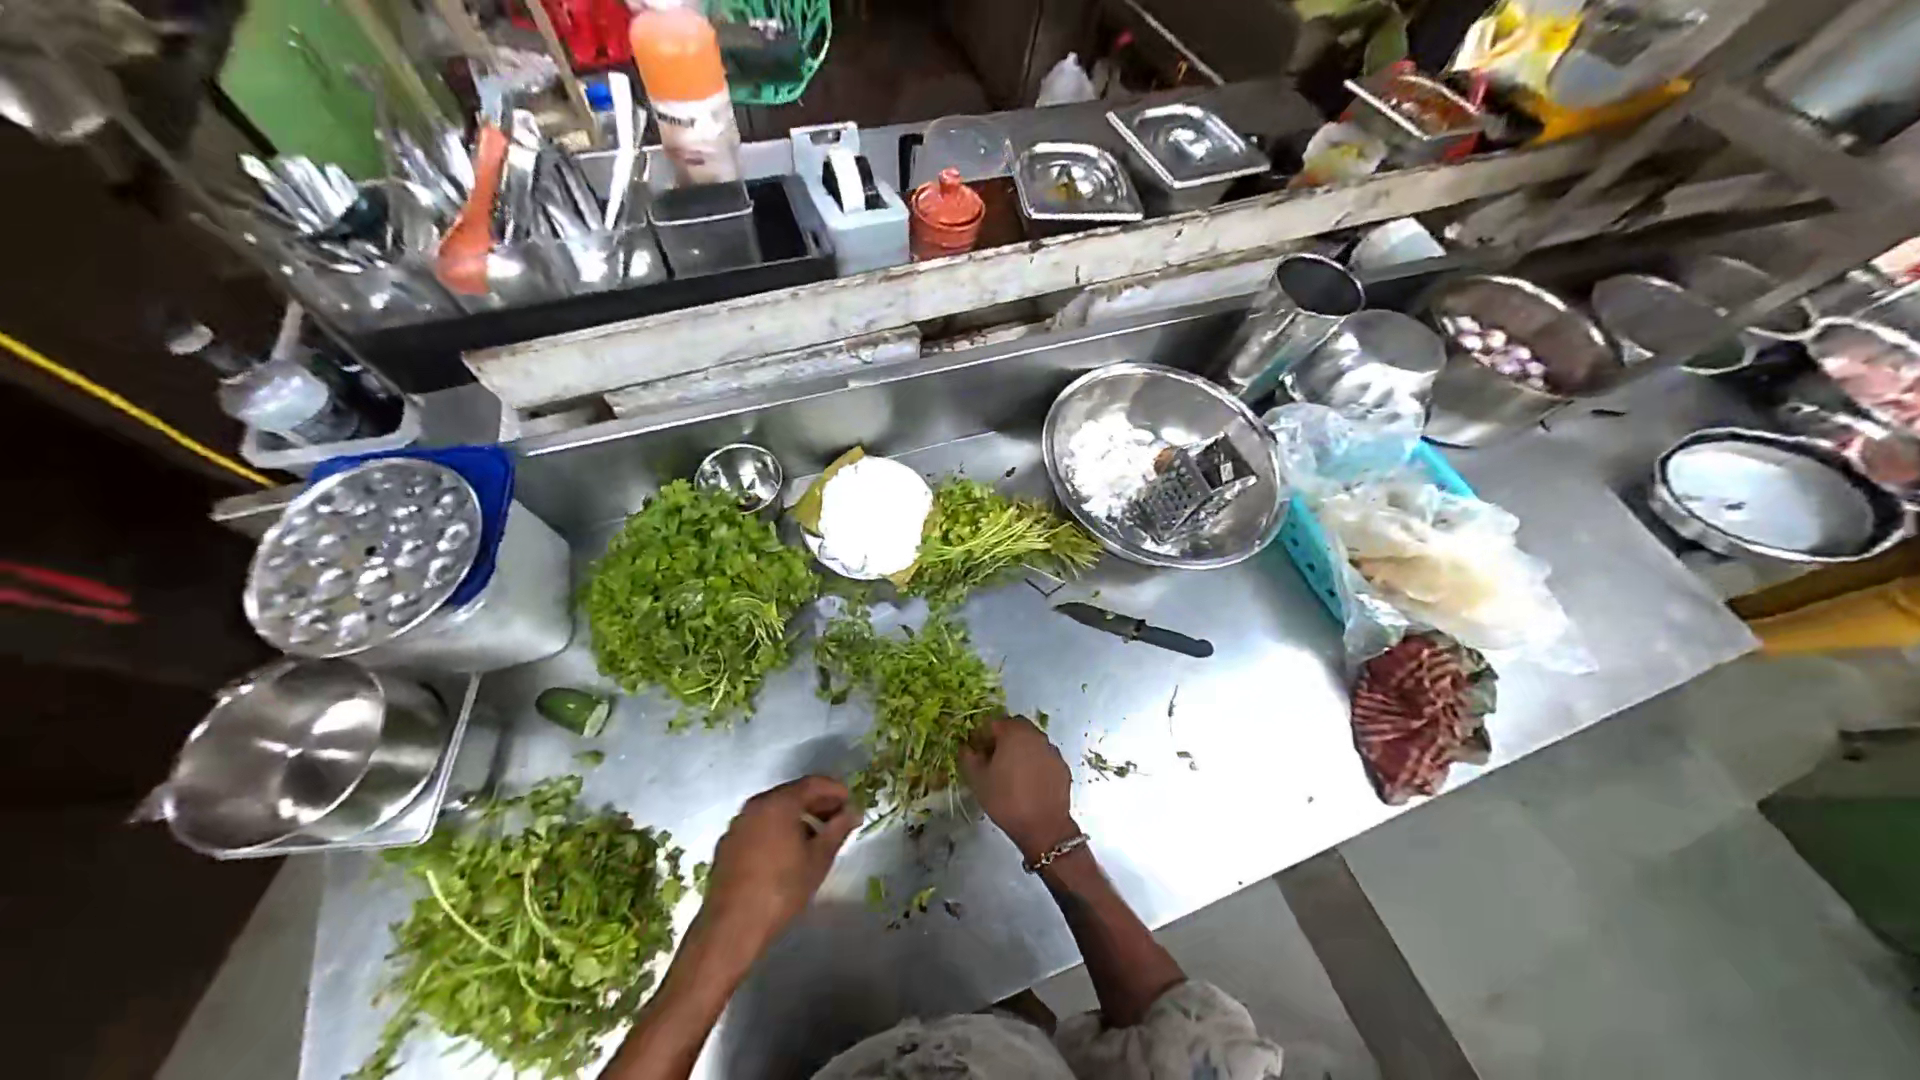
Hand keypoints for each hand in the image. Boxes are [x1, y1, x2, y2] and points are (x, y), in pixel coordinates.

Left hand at [698, 776, 858, 953]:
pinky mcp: (728, 844)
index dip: (835, 789)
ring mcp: (738, 824)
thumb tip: (853, 812)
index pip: (812, 783)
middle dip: (817, 802)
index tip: (850, 800)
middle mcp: (755, 806)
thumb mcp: (819, 858)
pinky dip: (777, 829)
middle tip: (838, 816)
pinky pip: (759, 826)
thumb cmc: (782, 888)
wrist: (733, 926)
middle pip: (791, 794)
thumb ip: (838, 829)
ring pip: (774, 810)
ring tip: (816, 835)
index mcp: (778, 803)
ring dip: (797, 816)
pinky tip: (788, 851)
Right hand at [960, 714, 1077, 862]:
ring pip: (1031, 741)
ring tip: (1012, 773)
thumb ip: (968, 756)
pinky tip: (1029, 782)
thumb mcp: (977, 779)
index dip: (982, 736)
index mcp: (1014, 733)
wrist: (1043, 827)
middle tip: (994, 760)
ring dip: (1021, 750)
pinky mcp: (1062, 766)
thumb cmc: (1006, 800)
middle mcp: (1036, 735)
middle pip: (1015, 728)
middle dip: (1003, 739)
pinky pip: (1044, 757)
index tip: (977, 752)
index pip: (993, 723)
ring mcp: (1052, 750)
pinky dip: (1035, 763)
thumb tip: (966, 747)